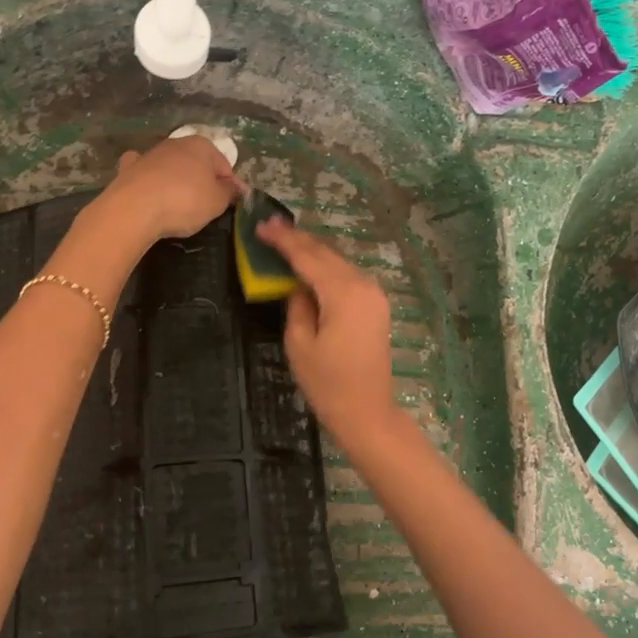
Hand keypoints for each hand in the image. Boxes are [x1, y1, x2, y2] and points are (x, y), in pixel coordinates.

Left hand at [97, 135, 239, 241]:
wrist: (134, 209)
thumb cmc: (185, 201)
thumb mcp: (217, 202)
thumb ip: (230, 193)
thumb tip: (238, 188)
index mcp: (202, 145)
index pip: (225, 166)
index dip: (229, 186)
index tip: (228, 205)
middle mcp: (176, 143)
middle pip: (197, 164)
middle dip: (202, 182)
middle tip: (204, 208)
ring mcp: (151, 153)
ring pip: (171, 166)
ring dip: (176, 181)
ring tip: (176, 207)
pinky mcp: (129, 168)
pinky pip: (145, 171)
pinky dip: (148, 178)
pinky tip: (148, 190)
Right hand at [256, 220, 395, 433]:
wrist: (367, 412)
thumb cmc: (328, 383)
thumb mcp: (299, 343)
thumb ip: (296, 304)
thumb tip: (297, 284)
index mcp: (343, 292)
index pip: (308, 256)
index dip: (283, 240)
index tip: (261, 226)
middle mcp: (364, 284)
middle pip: (326, 253)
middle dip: (298, 239)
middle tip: (269, 227)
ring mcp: (374, 293)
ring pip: (339, 261)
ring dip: (313, 251)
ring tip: (285, 240)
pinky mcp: (376, 305)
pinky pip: (348, 275)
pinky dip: (327, 266)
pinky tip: (310, 263)